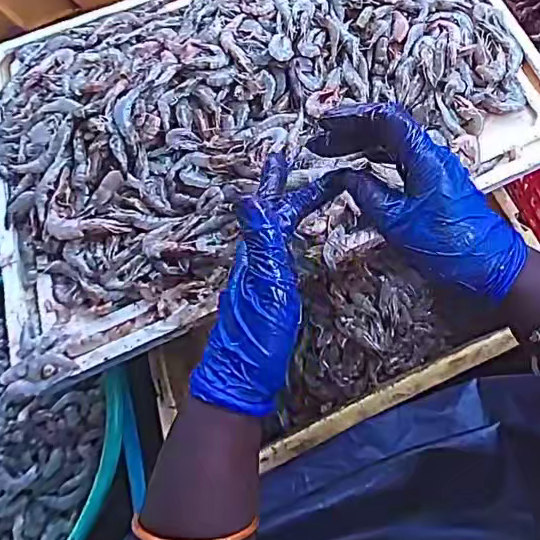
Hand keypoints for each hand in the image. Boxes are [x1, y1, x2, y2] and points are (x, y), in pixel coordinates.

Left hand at [189, 152, 334, 416]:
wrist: (241, 379)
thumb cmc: (256, 337)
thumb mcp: (264, 285)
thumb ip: (262, 242)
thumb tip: (250, 196)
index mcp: (255, 252)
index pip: (274, 207)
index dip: (287, 184)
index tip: (298, 160)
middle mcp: (252, 259)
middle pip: (269, 212)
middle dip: (280, 186)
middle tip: (287, 161)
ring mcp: (255, 275)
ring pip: (272, 228)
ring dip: (283, 205)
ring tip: (292, 190)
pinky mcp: (262, 292)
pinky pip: (275, 249)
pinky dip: (285, 232)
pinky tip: (288, 237)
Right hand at [308, 103, 526, 302]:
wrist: (491, 266)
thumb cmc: (448, 246)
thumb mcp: (396, 221)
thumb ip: (366, 192)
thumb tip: (343, 175)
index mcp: (424, 155)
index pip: (385, 118)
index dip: (351, 116)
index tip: (325, 124)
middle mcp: (430, 153)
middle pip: (386, 127)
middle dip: (349, 131)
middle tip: (319, 141)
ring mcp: (433, 166)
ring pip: (390, 141)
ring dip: (359, 144)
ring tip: (330, 152)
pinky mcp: (434, 180)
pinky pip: (398, 157)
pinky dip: (373, 158)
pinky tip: (356, 167)